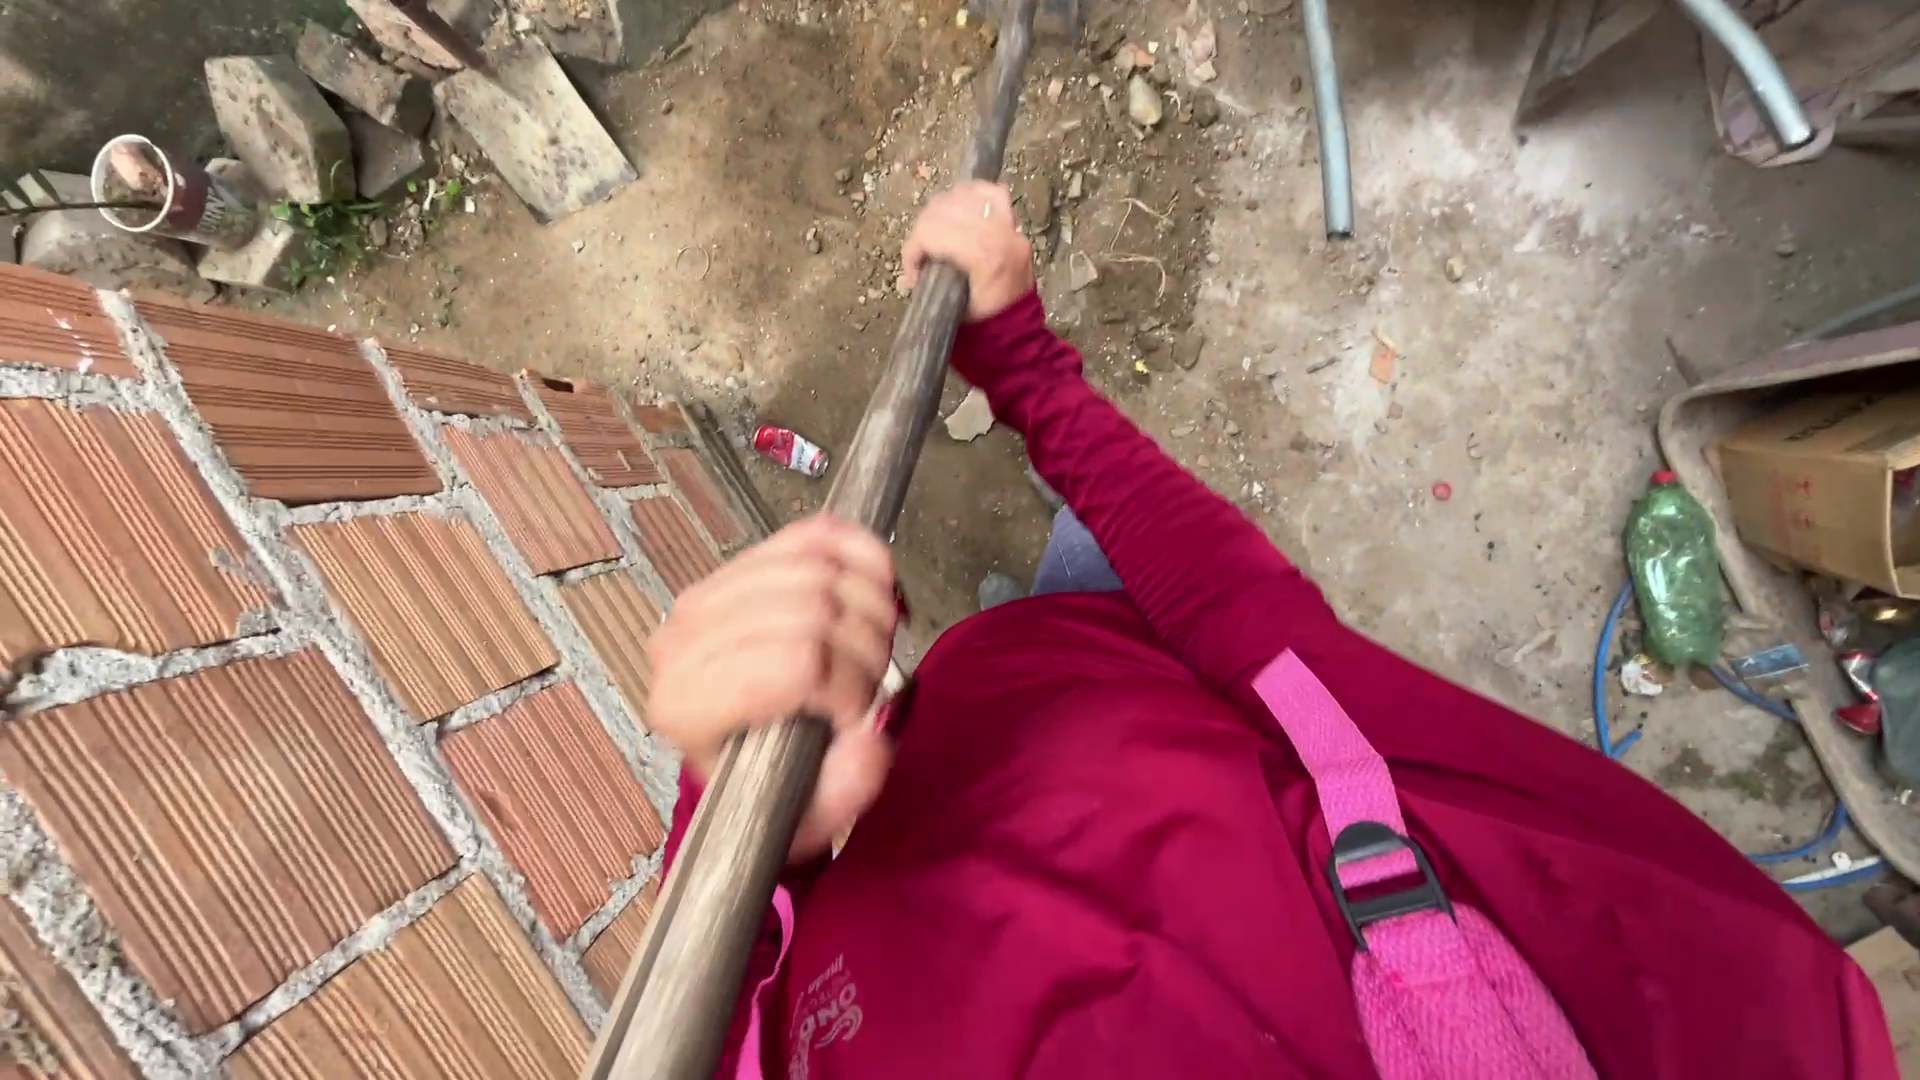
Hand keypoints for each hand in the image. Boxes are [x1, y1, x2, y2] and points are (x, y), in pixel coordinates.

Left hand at [647, 516, 897, 861]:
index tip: (855, 713)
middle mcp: (683, 642)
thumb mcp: (808, 814)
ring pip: (815, 566)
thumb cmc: (769, 781)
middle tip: (873, 678)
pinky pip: (808, 533)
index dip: (847, 686)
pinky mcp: (738, 563)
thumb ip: (844, 787)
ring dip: (868, 602)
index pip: (794, 664)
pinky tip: (874, 578)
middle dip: (865, 644)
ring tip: (873, 642)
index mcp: (688, 707)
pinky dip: (857, 548)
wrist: (741, 745)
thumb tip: (869, 736)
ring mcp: (708, 593)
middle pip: (813, 608)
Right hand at [902, 180, 1035, 321]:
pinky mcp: (1014, 225)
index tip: (911, 272)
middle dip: (923, 230)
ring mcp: (1010, 226)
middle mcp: (1000, 233)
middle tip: (920, 255)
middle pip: (944, 209)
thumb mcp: (950, 308)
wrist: (1017, 331)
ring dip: (941, 212)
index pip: (934, 231)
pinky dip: (969, 196)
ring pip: (963, 196)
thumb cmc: (982, 326)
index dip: (913, 248)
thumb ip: (930, 280)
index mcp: (985, 256)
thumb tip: (913, 267)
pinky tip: (957, 209)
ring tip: (935, 235)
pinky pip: (990, 192)